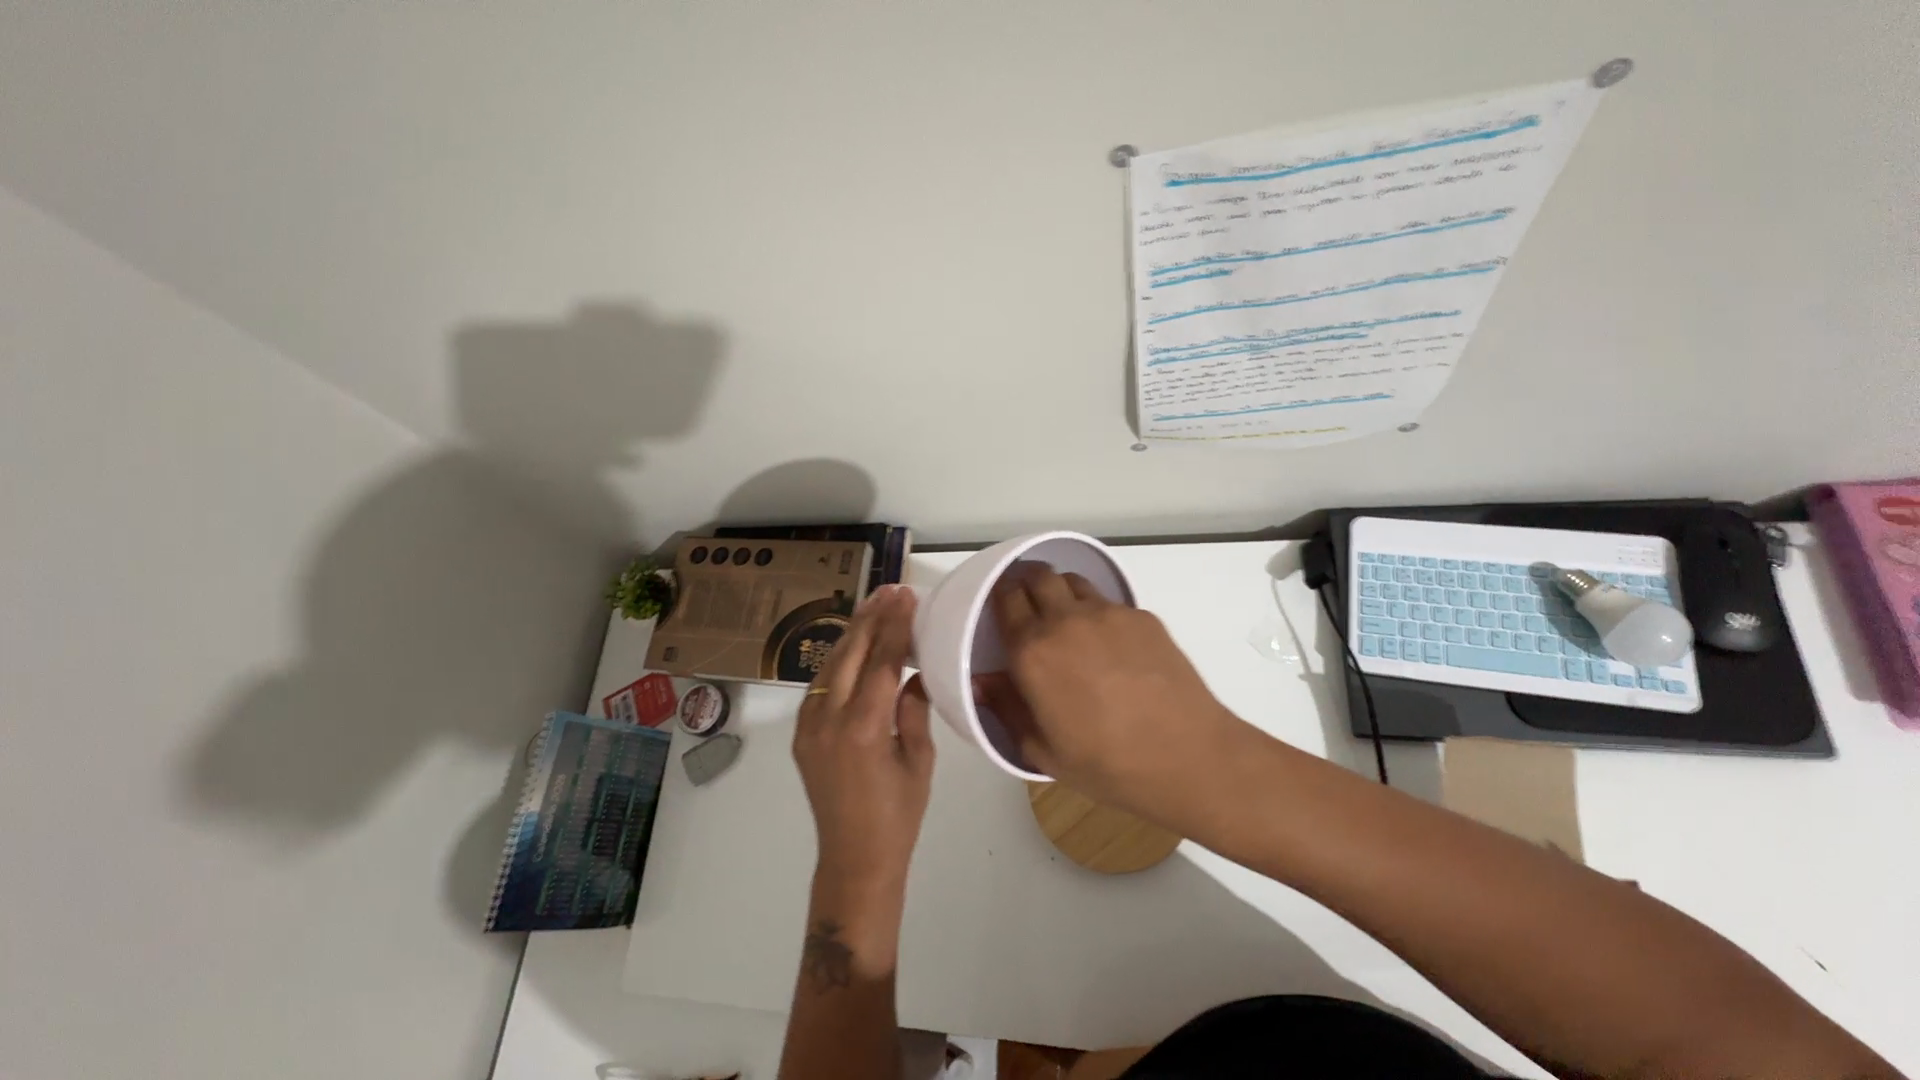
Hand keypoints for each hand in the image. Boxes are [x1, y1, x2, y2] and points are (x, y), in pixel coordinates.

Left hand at [793, 585, 935, 888]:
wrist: (854, 859)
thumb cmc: (898, 816)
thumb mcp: (919, 762)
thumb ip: (914, 711)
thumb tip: (913, 674)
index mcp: (865, 728)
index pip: (881, 661)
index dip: (895, 625)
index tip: (906, 596)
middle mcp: (830, 719)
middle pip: (849, 653)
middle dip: (871, 618)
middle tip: (891, 590)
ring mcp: (809, 726)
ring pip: (829, 666)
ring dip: (852, 634)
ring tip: (873, 606)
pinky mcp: (802, 735)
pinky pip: (820, 687)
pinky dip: (838, 661)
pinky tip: (853, 647)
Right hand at [972, 564, 1251, 826]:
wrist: (1187, 757)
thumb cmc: (1107, 765)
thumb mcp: (1042, 751)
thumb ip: (1006, 709)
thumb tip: (981, 682)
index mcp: (1033, 652)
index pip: (1005, 599)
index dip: (998, 598)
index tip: (997, 608)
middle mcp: (1066, 621)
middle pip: (1038, 577)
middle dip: (1027, 584)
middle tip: (1028, 606)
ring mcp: (1109, 614)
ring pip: (1074, 582)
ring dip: (1062, 592)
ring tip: (1066, 619)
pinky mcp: (1143, 617)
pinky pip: (1109, 603)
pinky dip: (1098, 612)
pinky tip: (1109, 645)